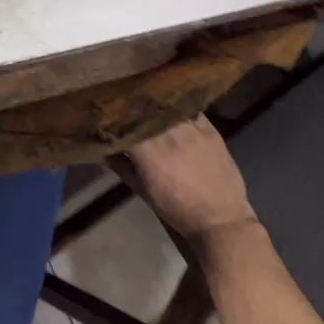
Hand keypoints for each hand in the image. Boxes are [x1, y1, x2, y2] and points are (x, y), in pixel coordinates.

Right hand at [118, 116, 257, 239]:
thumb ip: (121, 166)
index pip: (124, 125)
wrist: (219, 218)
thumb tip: (103, 150)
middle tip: (121, 109)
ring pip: (167, 108)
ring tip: (144, 106)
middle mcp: (170, 136)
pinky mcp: (211, 131)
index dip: (113, 120)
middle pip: (145, 113)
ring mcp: (193, 131)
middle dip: (131, 111)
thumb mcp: (141, 190)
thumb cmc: (175, 208)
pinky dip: (176, 109)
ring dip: (153, 107)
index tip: (104, 119)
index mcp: (149, 153)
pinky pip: (190, 111)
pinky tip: (170, 110)